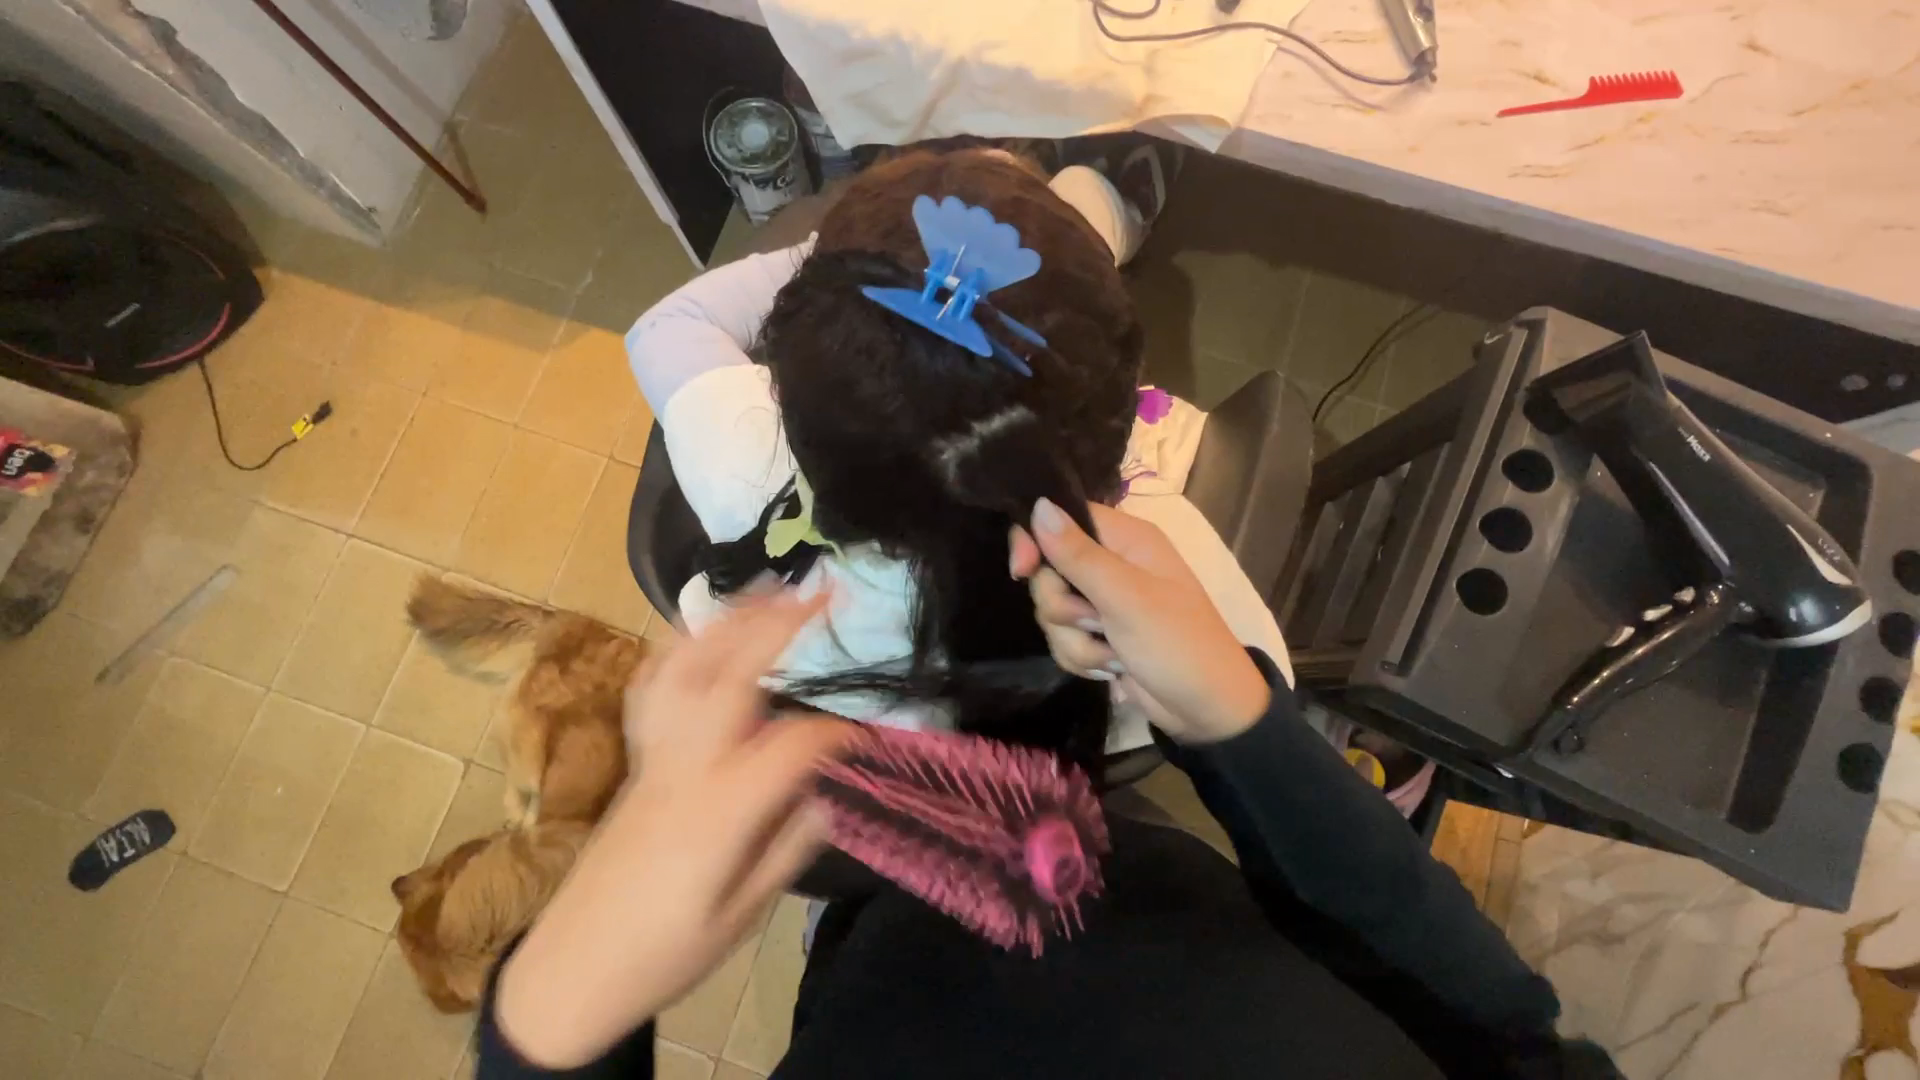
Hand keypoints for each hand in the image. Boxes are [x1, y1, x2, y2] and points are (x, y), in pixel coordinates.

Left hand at [496, 589, 851, 1067]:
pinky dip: (683, 644)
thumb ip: (793, 842)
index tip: (873, 736)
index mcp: (719, 810)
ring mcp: (653, 753)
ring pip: (686, 665)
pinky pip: (654, 683)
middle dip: (781, 626)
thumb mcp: (744, 912)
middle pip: (732, 674)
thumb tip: (836, 789)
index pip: (793, 745)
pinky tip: (708, 630)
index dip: (840, 732)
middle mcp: (684, 765)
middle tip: (825, 593)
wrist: (570, 972)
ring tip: (771, 590)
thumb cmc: (667, 951)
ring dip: (731, 619)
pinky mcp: (636, 755)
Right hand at [1011, 499, 1269, 742]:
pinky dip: (1082, 657)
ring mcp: (1104, 602)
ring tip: (1113, 653)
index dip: (1034, 540)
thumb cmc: (1177, 644)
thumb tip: (1038, 505)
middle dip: (1062, 606)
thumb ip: (1078, 554)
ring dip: (1076, 639)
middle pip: (1048, 571)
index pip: (1061, 518)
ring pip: (1052, 610)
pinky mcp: (1099, 636)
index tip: (1022, 571)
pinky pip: (1063, 638)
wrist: (1208, 711)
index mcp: (1125, 539)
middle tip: (1094, 621)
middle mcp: (1112, 564)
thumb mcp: (1126, 597)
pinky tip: (1113, 668)